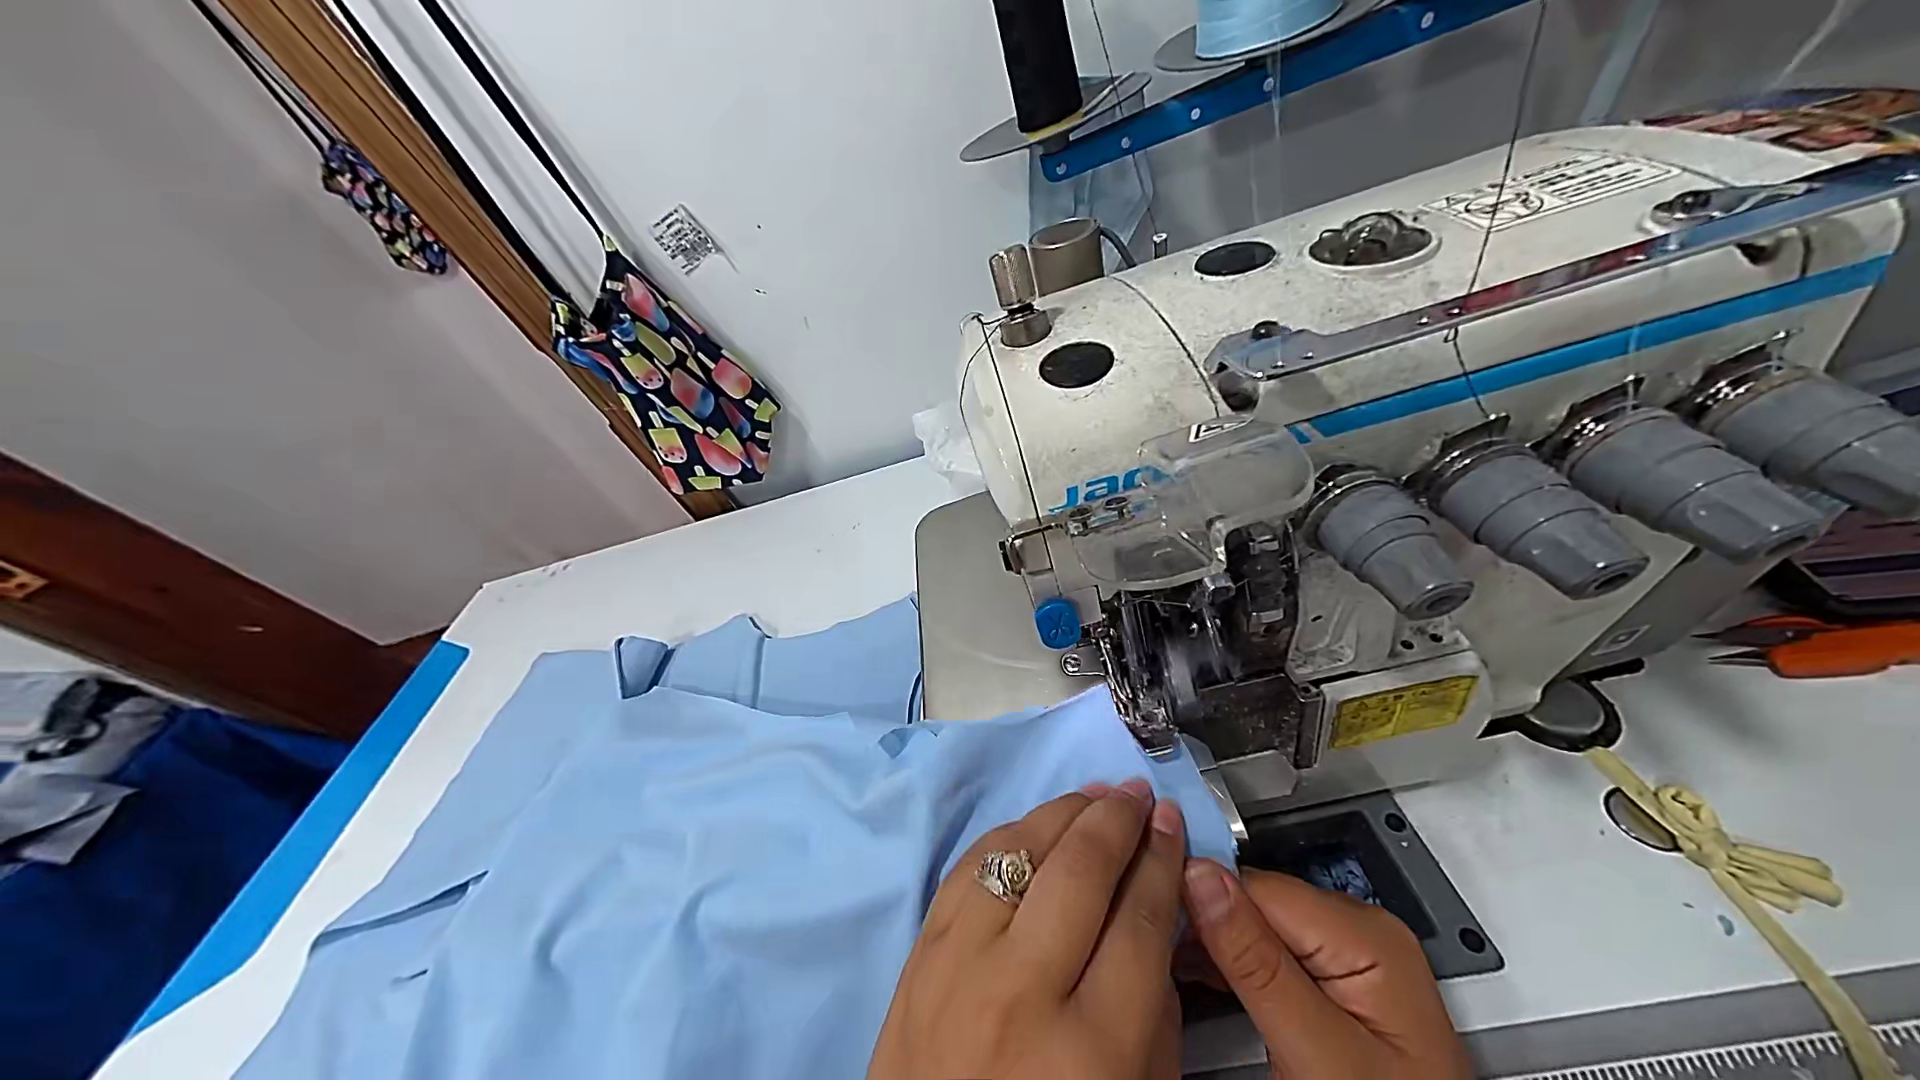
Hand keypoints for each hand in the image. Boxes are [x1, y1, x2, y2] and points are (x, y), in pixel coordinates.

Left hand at [868, 780, 1188, 1079]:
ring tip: (1095, 796)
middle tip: (1137, 795)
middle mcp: (1021, 991)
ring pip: (1020, 851)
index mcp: (1090, 1048)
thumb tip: (1152, 906)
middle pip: (1080, 871)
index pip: (1139, 922)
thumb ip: (1154, 1006)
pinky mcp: (923, 948)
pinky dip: (1011, 834)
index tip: (1171, 825)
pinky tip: (1038, 823)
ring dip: (1064, 811)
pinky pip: (971, 865)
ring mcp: (961, 962)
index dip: (1161, 860)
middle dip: (1118, 820)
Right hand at [1181, 862, 1471, 1079]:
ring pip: (1252, 922)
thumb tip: (1202, 877)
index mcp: (1366, 935)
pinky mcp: (1327, 978)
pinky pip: (1264, 948)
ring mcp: (1343, 955)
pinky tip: (1200, 972)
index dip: (1199, 897)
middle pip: (1253, 899)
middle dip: (1201, 917)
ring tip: (1169, 957)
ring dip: (1208, 939)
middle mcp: (1358, 932)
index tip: (1153, 914)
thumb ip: (1257, 961)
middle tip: (1156, 944)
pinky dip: (1228, 960)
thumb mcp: (1318, 1052)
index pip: (1255, 885)